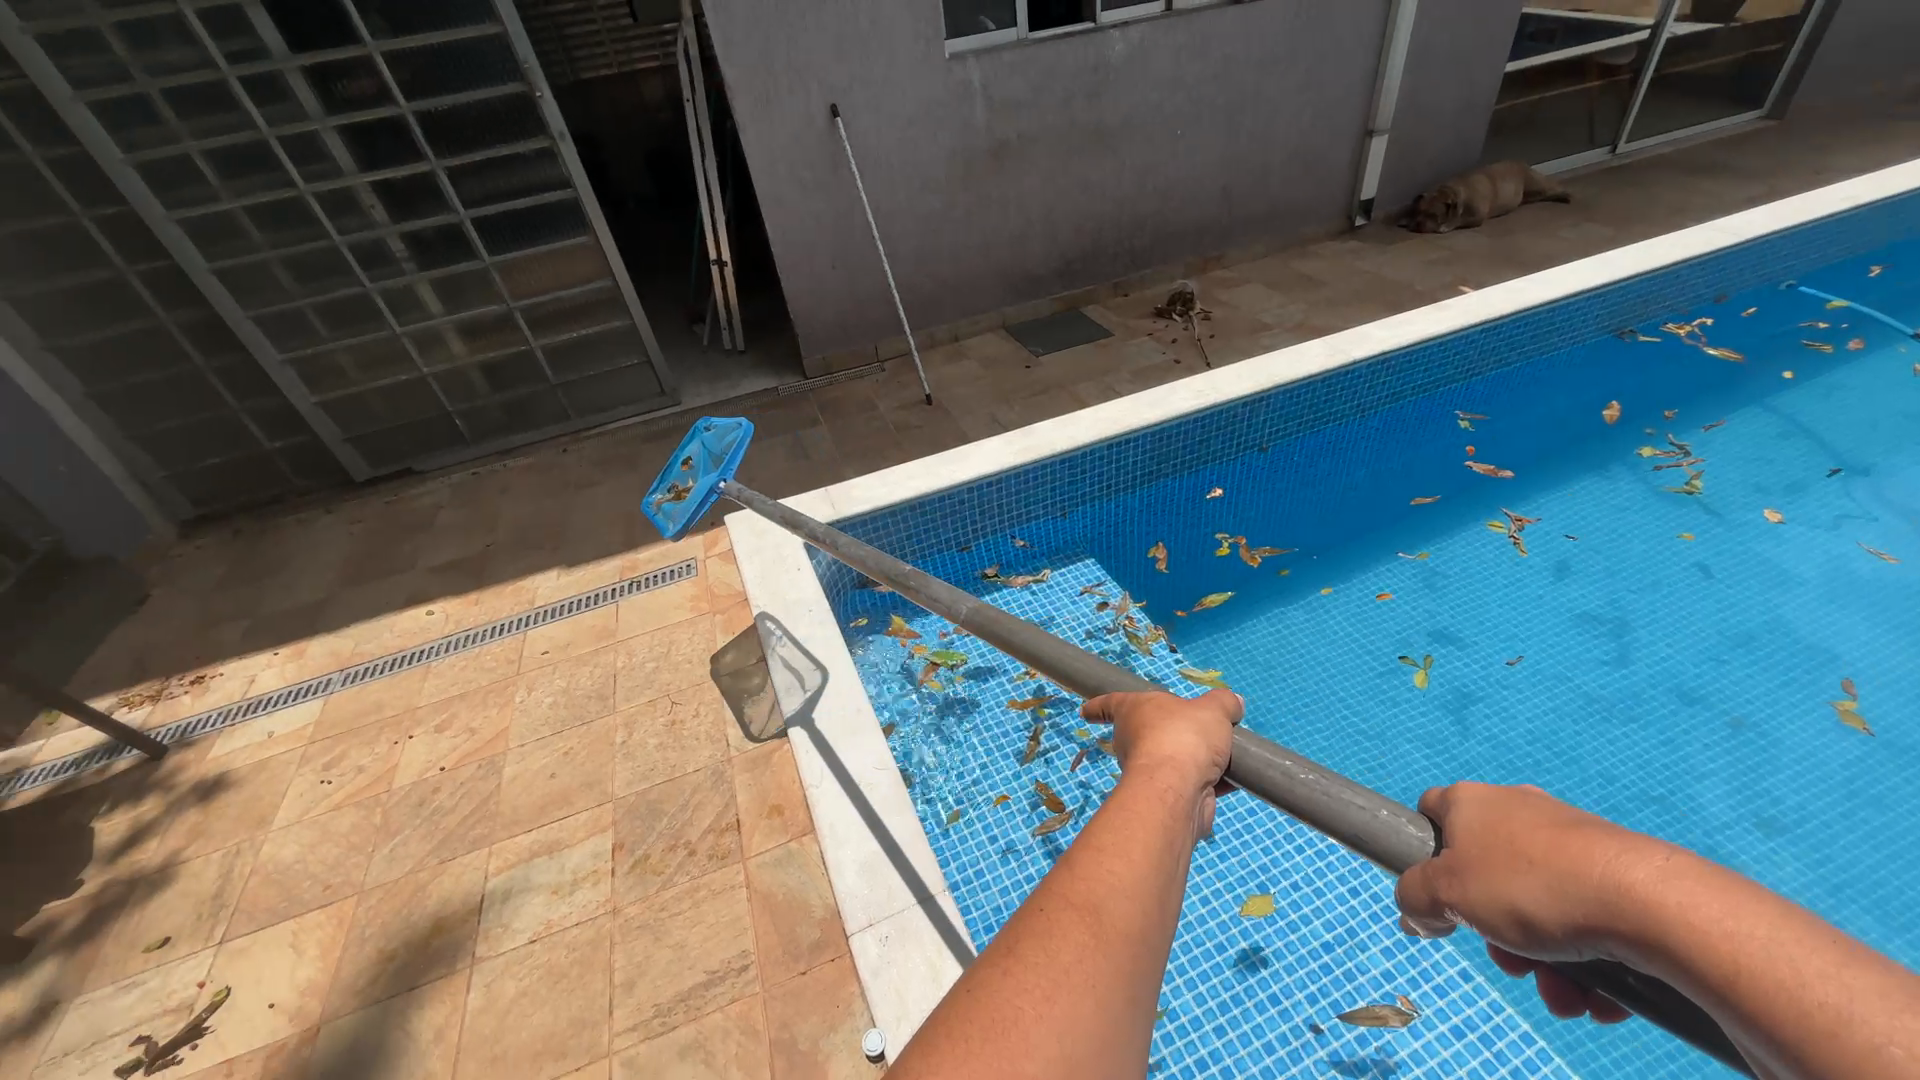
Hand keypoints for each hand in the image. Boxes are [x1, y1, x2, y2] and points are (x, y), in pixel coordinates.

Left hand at [1079, 689, 1239, 840]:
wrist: (1178, 788)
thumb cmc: (1184, 736)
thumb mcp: (1212, 709)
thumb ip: (1223, 703)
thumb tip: (1232, 702)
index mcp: (1133, 709)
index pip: (1109, 703)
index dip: (1098, 706)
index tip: (1085, 711)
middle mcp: (1132, 739)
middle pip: (1145, 732)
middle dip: (1165, 734)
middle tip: (1191, 730)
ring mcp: (1148, 770)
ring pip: (1170, 760)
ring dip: (1191, 760)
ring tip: (1222, 755)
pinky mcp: (1166, 796)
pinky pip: (1189, 783)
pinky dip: (1207, 783)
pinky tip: (1230, 781)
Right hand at [1395, 783, 1684, 1022]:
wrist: (1647, 902)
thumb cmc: (1525, 887)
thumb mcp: (1444, 896)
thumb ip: (1413, 898)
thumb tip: (1412, 911)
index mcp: (1471, 802)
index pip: (1431, 811)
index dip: (1426, 851)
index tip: (1438, 894)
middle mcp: (1518, 810)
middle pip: (1486, 873)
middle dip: (1494, 929)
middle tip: (1507, 960)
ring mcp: (1571, 839)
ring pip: (1537, 904)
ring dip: (1541, 957)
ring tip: (1562, 992)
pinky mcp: (1618, 871)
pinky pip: (1585, 916)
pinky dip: (1585, 959)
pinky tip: (1598, 993)